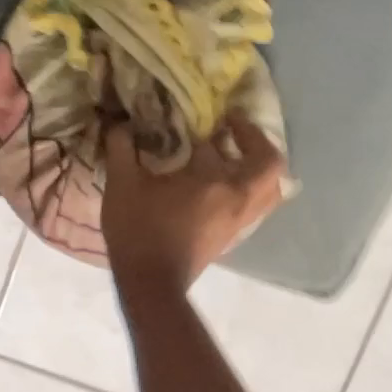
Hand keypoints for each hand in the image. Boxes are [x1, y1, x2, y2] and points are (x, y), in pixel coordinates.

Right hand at [102, 112, 285, 293]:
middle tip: (230, 129)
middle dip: (255, 144)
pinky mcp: (230, 233)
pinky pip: (253, 202)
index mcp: (216, 183)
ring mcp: (238, 220)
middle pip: (271, 169)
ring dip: (253, 166)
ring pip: (267, 189)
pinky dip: (244, 184)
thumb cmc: (138, 225)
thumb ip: (122, 146)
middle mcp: (238, 200)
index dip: (236, 127)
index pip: (238, 147)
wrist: (151, 278)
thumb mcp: (122, 180)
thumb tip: (120, 122)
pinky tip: (211, 179)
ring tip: (225, 153)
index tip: (218, 113)